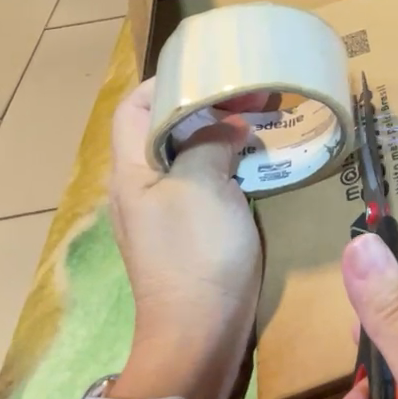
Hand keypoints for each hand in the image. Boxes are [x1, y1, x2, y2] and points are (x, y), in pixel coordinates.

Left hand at [107, 79, 265, 398]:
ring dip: (223, 128)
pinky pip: (206, 175)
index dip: (168, 80)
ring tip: (264, 115)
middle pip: (166, 124)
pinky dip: (230, 156)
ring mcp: (167, 206)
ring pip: (190, 149)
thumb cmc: (196, 253)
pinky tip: (259, 155)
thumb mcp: (203, 185)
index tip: (214, 67)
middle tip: (255, 91)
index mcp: (133, 169)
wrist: (199, 331)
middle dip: (208, 101)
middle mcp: (143, 183)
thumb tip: (227, 127)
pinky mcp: (192, 225)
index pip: (135, 105)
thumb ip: (211, 142)